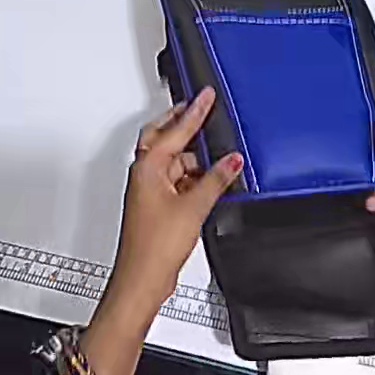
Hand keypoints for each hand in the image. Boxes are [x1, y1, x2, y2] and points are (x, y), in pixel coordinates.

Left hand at [106, 88, 242, 318]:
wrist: (142, 280)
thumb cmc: (154, 246)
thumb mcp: (194, 206)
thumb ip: (216, 178)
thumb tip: (232, 160)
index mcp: (149, 167)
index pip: (177, 129)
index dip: (195, 111)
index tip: (206, 94)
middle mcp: (146, 174)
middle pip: (166, 138)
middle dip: (185, 124)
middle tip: (202, 108)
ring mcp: (151, 190)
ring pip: (174, 160)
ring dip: (195, 156)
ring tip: (219, 153)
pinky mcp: (158, 205)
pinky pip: (178, 178)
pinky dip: (194, 175)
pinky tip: (212, 179)